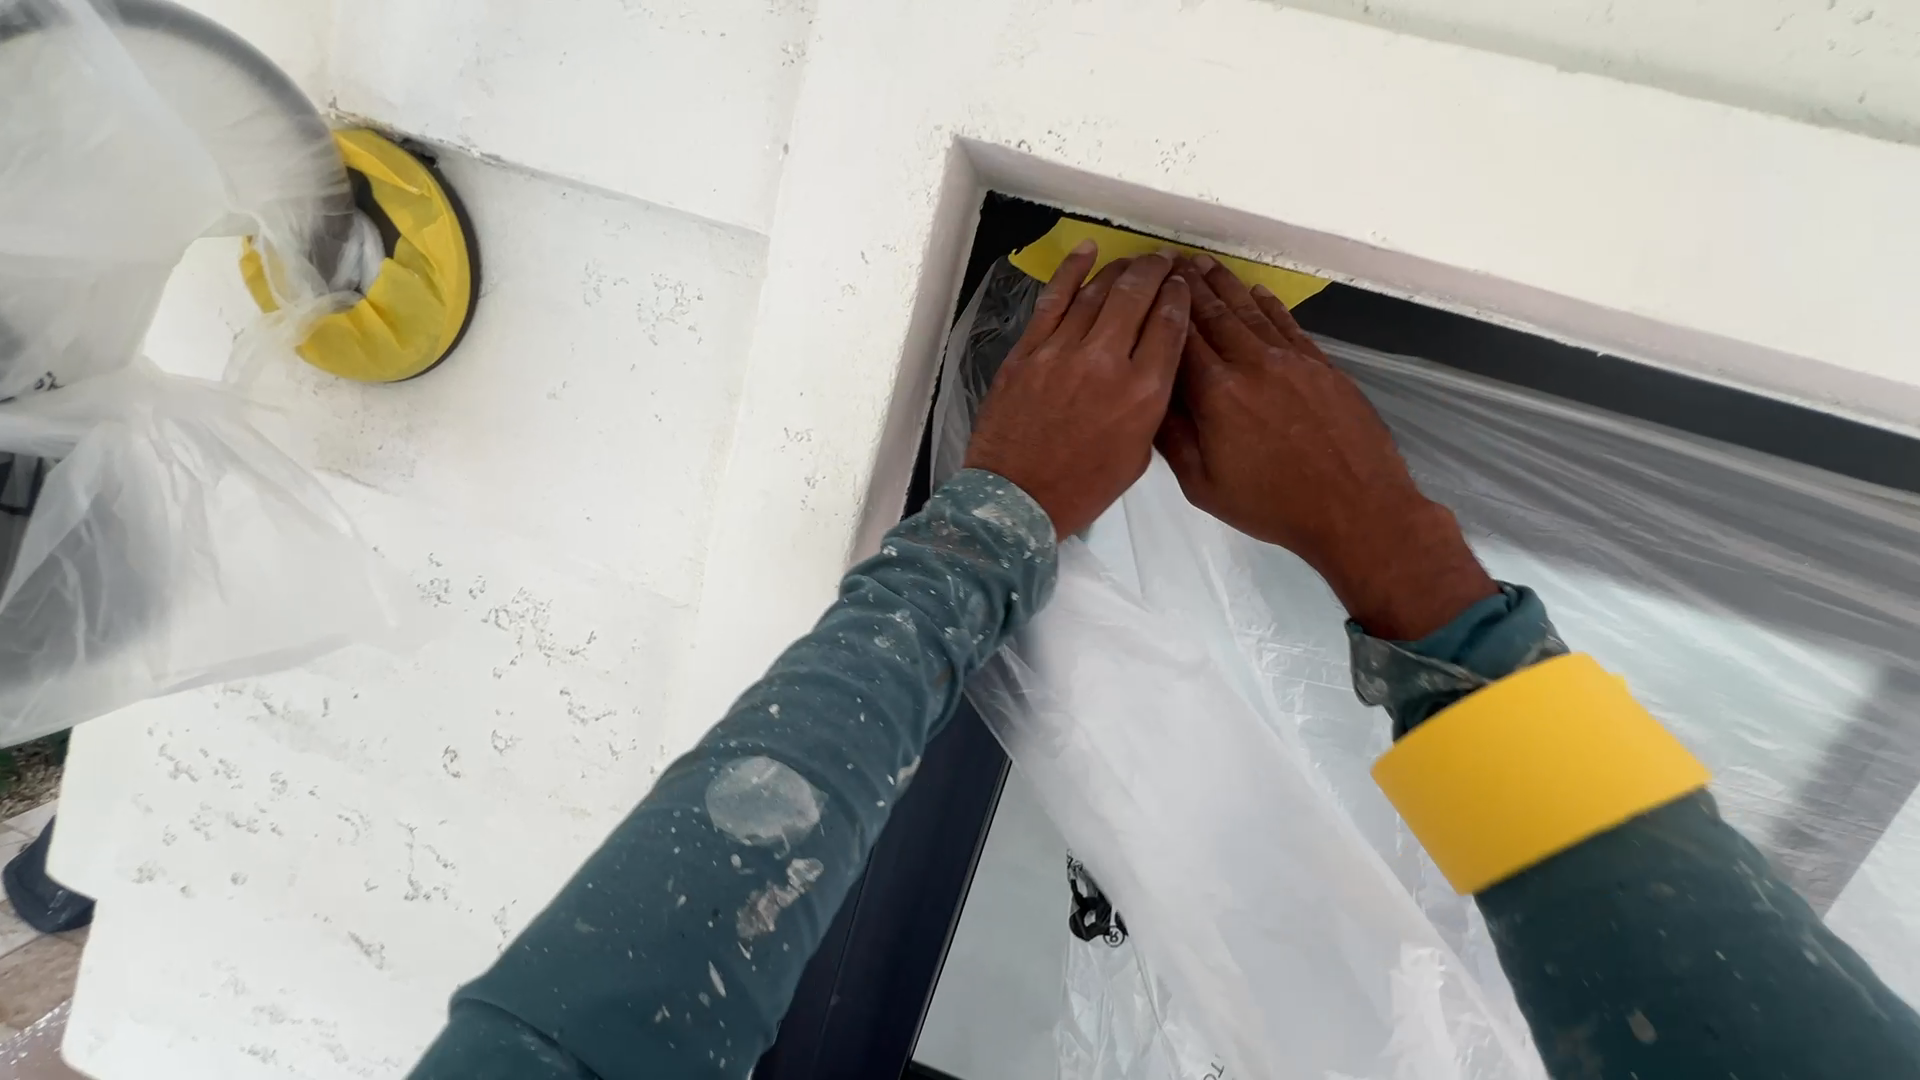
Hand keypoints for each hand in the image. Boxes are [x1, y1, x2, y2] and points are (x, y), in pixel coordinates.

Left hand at [966, 242, 1190, 537]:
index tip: (1182, 284)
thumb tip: (1152, 366)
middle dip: (1156, 272)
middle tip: (1163, 262)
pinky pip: (1053, 299)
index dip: (1179, 297)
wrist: (1017, 499)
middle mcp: (1107, 362)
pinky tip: (1087, 250)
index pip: (1170, 325)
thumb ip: (1150, 405)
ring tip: (1134, 261)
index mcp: (1143, 393)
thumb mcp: (1137, 455)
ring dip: (1121, 270)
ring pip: (1098, 292)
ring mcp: (1062, 351)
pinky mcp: (1027, 351)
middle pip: (1138, 297)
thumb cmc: (1081, 488)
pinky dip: (1071, 270)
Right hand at [1156, 255, 1495, 639]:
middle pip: (1214, 316)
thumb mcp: (1203, 485)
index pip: (1181, 338)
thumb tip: (1149, 398)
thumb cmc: (1271, 504)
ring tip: (1205, 264)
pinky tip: (1257, 292)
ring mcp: (1291, 362)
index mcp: (1216, 394)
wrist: (1355, 508)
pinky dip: (1269, 305)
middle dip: (1191, 287)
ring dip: (1226, 286)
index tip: (1150, 285)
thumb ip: (1172, 439)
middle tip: (1172, 262)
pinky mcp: (1321, 367)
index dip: (1164, 308)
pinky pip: (1288, 326)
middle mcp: (1252, 365)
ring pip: (1251, 313)